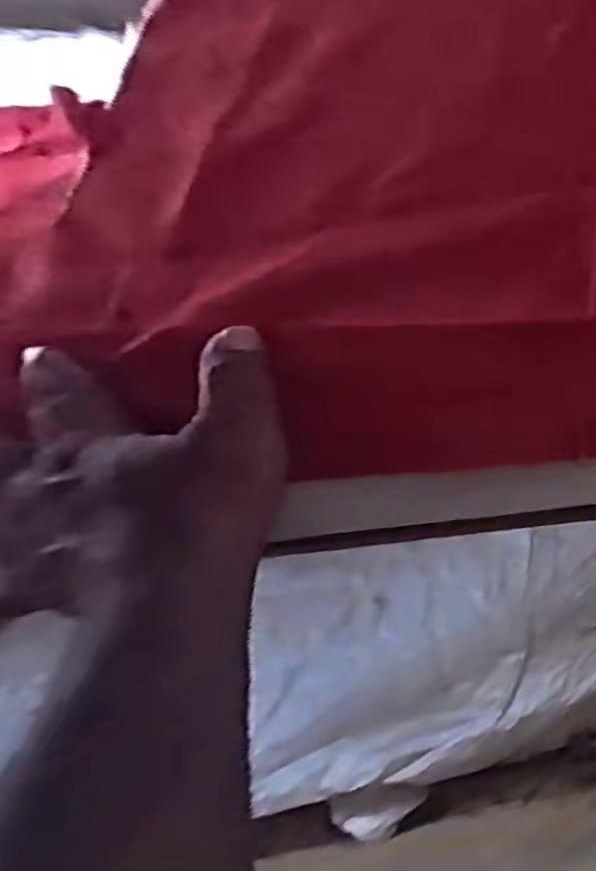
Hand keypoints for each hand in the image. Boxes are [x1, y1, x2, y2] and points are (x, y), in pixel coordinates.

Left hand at [0, 328, 285, 617]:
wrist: (167, 591)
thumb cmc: (206, 505)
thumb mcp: (242, 435)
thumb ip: (236, 385)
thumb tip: (232, 332)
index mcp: (91, 448)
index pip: (69, 401)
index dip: (56, 377)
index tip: (39, 354)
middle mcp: (40, 486)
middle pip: (2, 456)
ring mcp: (25, 537)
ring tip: (5, 499)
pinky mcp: (29, 585)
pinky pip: (4, 580)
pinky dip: (7, 574)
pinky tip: (11, 575)